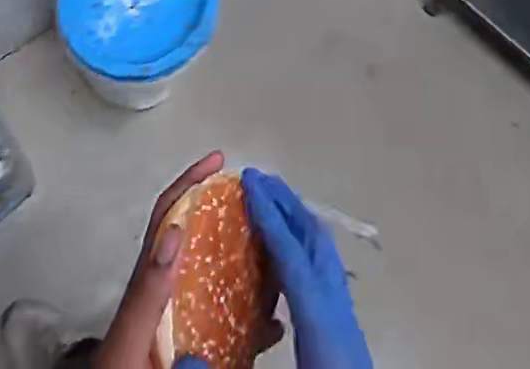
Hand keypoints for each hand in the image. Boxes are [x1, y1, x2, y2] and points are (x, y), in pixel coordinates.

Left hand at [95, 152, 281, 368]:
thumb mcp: (128, 342)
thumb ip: (149, 293)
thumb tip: (175, 236)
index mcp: (149, 281)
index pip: (168, 219)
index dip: (189, 184)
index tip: (218, 161)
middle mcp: (168, 292)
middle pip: (199, 240)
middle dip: (230, 218)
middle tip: (265, 208)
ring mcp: (182, 319)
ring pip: (220, 277)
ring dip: (249, 263)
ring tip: (279, 256)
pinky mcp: (195, 346)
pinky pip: (230, 323)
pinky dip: (253, 317)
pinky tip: (275, 322)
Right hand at [242, 169, 371, 368]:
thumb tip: (183, 359)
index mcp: (321, 326)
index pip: (294, 257)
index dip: (270, 216)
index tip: (249, 182)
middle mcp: (338, 313)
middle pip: (316, 244)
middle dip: (288, 205)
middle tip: (258, 180)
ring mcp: (346, 322)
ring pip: (324, 258)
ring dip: (296, 224)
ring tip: (267, 207)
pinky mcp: (345, 335)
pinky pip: (323, 276)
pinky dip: (302, 251)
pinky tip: (281, 263)